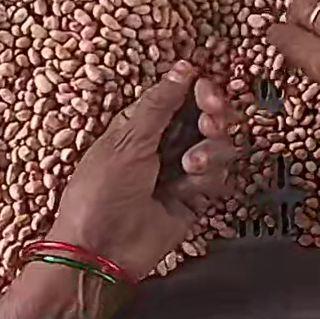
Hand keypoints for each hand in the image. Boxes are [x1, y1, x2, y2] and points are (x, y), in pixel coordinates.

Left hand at [47, 61, 238, 278]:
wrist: (101, 250)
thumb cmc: (101, 192)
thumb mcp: (126, 141)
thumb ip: (159, 104)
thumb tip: (183, 68)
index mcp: (141, 126)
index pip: (180, 97)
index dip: (197, 91)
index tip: (203, 89)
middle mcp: (164, 146)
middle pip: (205, 118)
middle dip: (212, 115)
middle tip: (210, 118)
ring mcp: (181, 173)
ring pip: (217, 146)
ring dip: (210, 149)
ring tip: (190, 163)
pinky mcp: (195, 200)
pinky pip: (217, 178)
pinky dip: (207, 178)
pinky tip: (187, 186)